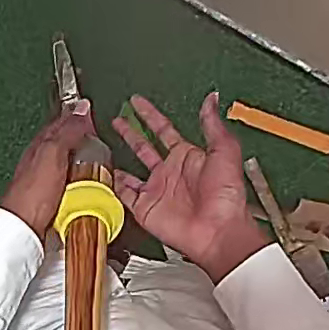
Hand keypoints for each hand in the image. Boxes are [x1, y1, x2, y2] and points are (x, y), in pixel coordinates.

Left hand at [0, 100, 96, 235]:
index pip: (59, 124)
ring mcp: (46, 183)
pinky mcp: (51, 201)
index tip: (89, 112)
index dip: (74, 117)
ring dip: (80, 163)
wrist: (24, 226)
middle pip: (62, 145)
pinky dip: (78, 184)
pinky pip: (68, 187)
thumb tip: (81, 109)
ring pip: (66, 167)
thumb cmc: (32, 192)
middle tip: (95, 135)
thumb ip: (67, 132)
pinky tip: (84, 187)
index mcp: (39, 146)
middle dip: (79, 139)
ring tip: (95, 162)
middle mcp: (40, 163)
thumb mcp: (53, 153)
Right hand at [112, 91, 270, 281]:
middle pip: (143, 148)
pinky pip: (124, 196)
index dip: (150, 115)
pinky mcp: (145, 209)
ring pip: (131, 172)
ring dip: (118, 161)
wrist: (216, 229)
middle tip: (117, 121)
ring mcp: (156, 191)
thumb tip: (211, 100)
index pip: (163, 130)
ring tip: (103, 150)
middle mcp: (169, 173)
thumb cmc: (225, 196)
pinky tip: (104, 177)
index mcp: (187, 157)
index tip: (138, 103)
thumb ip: (213, 125)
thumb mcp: (224, 151)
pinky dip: (112, 188)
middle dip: (130, 133)